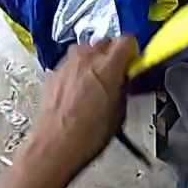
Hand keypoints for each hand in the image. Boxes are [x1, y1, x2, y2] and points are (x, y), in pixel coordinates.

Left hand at [19, 37, 137, 187]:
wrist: (54, 147)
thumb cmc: (86, 135)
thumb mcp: (120, 111)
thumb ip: (124, 87)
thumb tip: (126, 81)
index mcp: (108, 66)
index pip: (127, 40)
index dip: (133, 52)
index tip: (134, 62)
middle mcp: (86, 59)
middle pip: (106, 42)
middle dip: (113, 54)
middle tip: (118, 72)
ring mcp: (67, 65)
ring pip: (86, 50)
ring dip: (94, 60)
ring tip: (97, 81)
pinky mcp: (53, 74)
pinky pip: (70, 64)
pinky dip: (78, 71)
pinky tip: (80, 91)